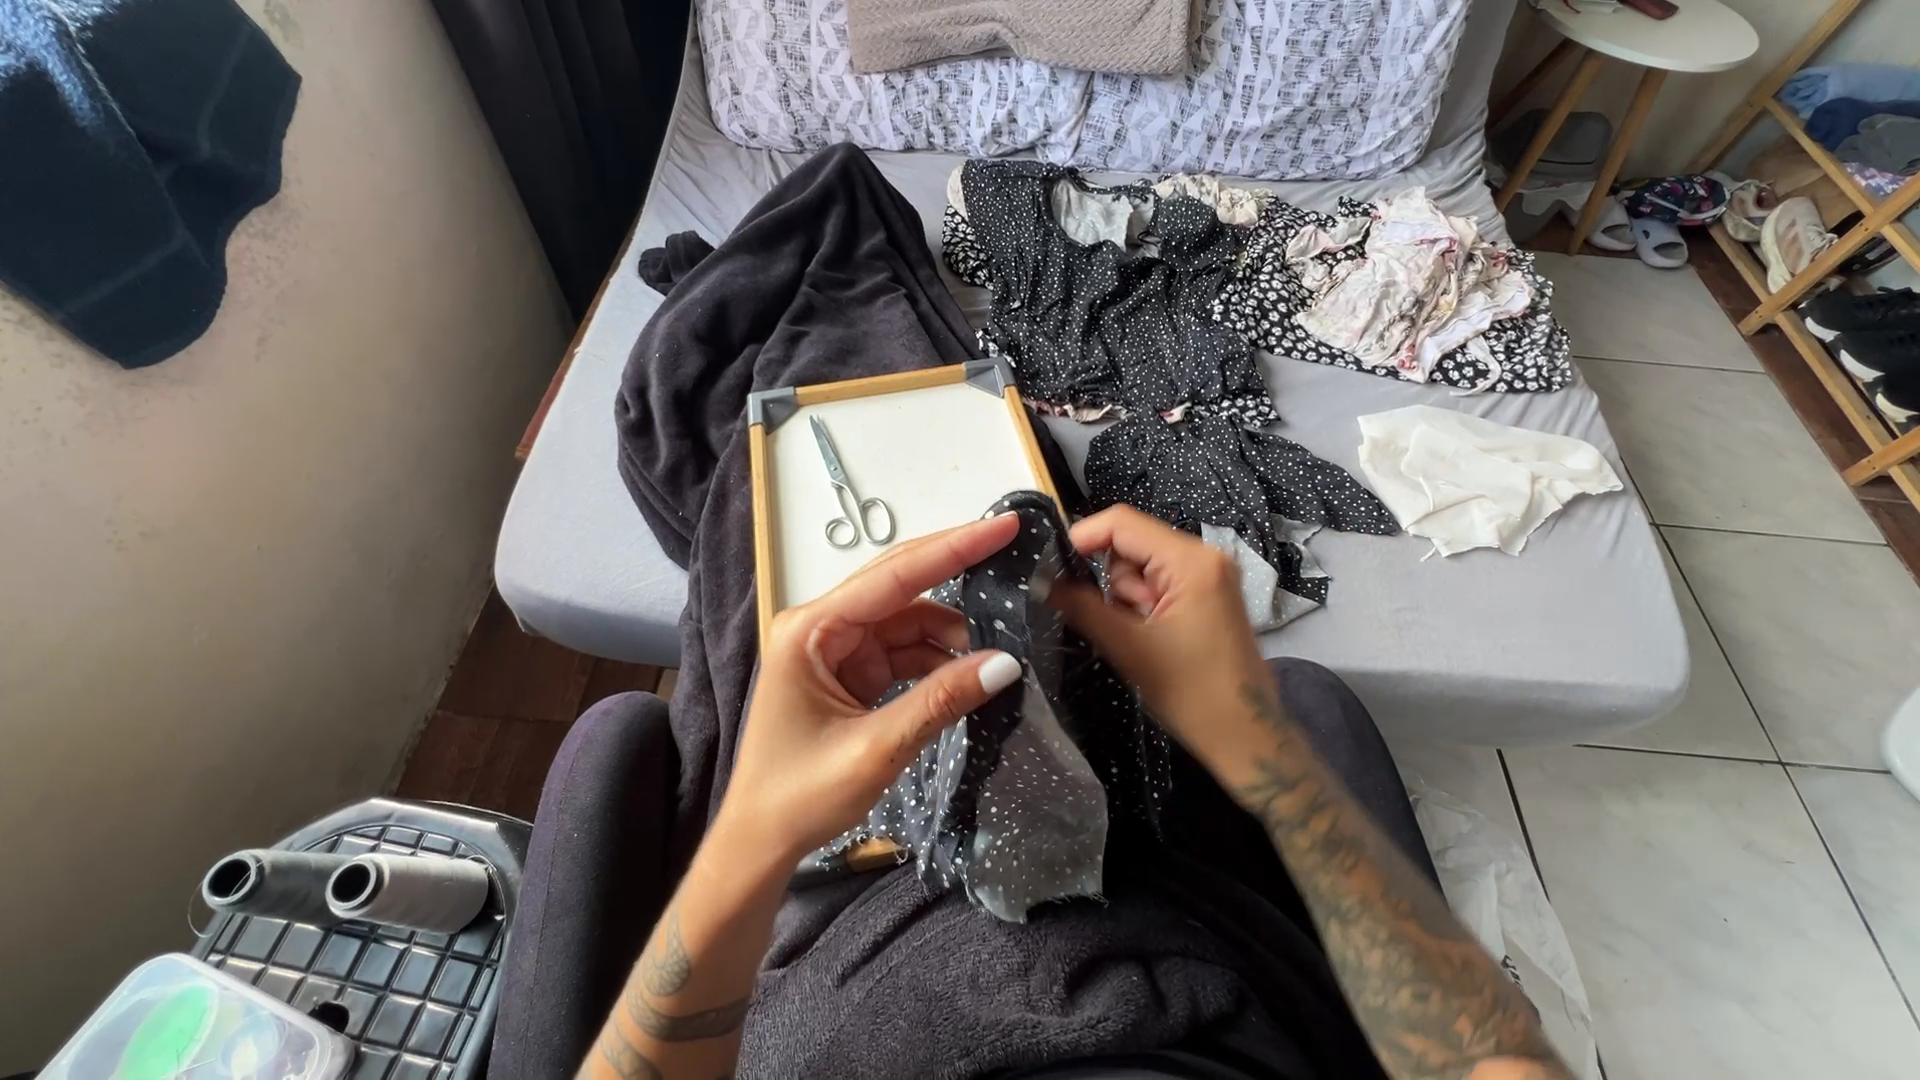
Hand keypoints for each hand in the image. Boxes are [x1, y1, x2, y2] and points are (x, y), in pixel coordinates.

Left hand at [718, 514, 1027, 864]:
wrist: (761, 840)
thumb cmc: (799, 795)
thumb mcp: (875, 749)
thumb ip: (940, 700)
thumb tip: (1007, 664)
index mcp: (811, 630)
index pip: (893, 576)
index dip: (953, 549)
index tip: (1001, 526)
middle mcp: (822, 626)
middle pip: (901, 587)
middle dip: (957, 573)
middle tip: (1012, 557)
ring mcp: (837, 648)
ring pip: (909, 622)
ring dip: (953, 635)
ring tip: (1000, 649)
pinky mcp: (852, 671)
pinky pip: (905, 652)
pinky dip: (939, 661)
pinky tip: (971, 673)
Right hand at [1050, 506, 1278, 775]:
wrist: (1246, 738)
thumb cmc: (1191, 694)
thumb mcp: (1128, 647)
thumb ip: (1082, 606)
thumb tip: (1043, 581)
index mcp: (1191, 560)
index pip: (1121, 523)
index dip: (1080, 539)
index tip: (1052, 570)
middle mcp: (1205, 556)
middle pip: (1130, 543)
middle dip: (1112, 581)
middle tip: (1123, 624)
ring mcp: (1210, 574)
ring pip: (1140, 566)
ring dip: (1126, 597)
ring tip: (1142, 637)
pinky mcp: (1208, 594)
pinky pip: (1157, 583)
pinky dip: (1142, 605)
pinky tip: (1151, 637)